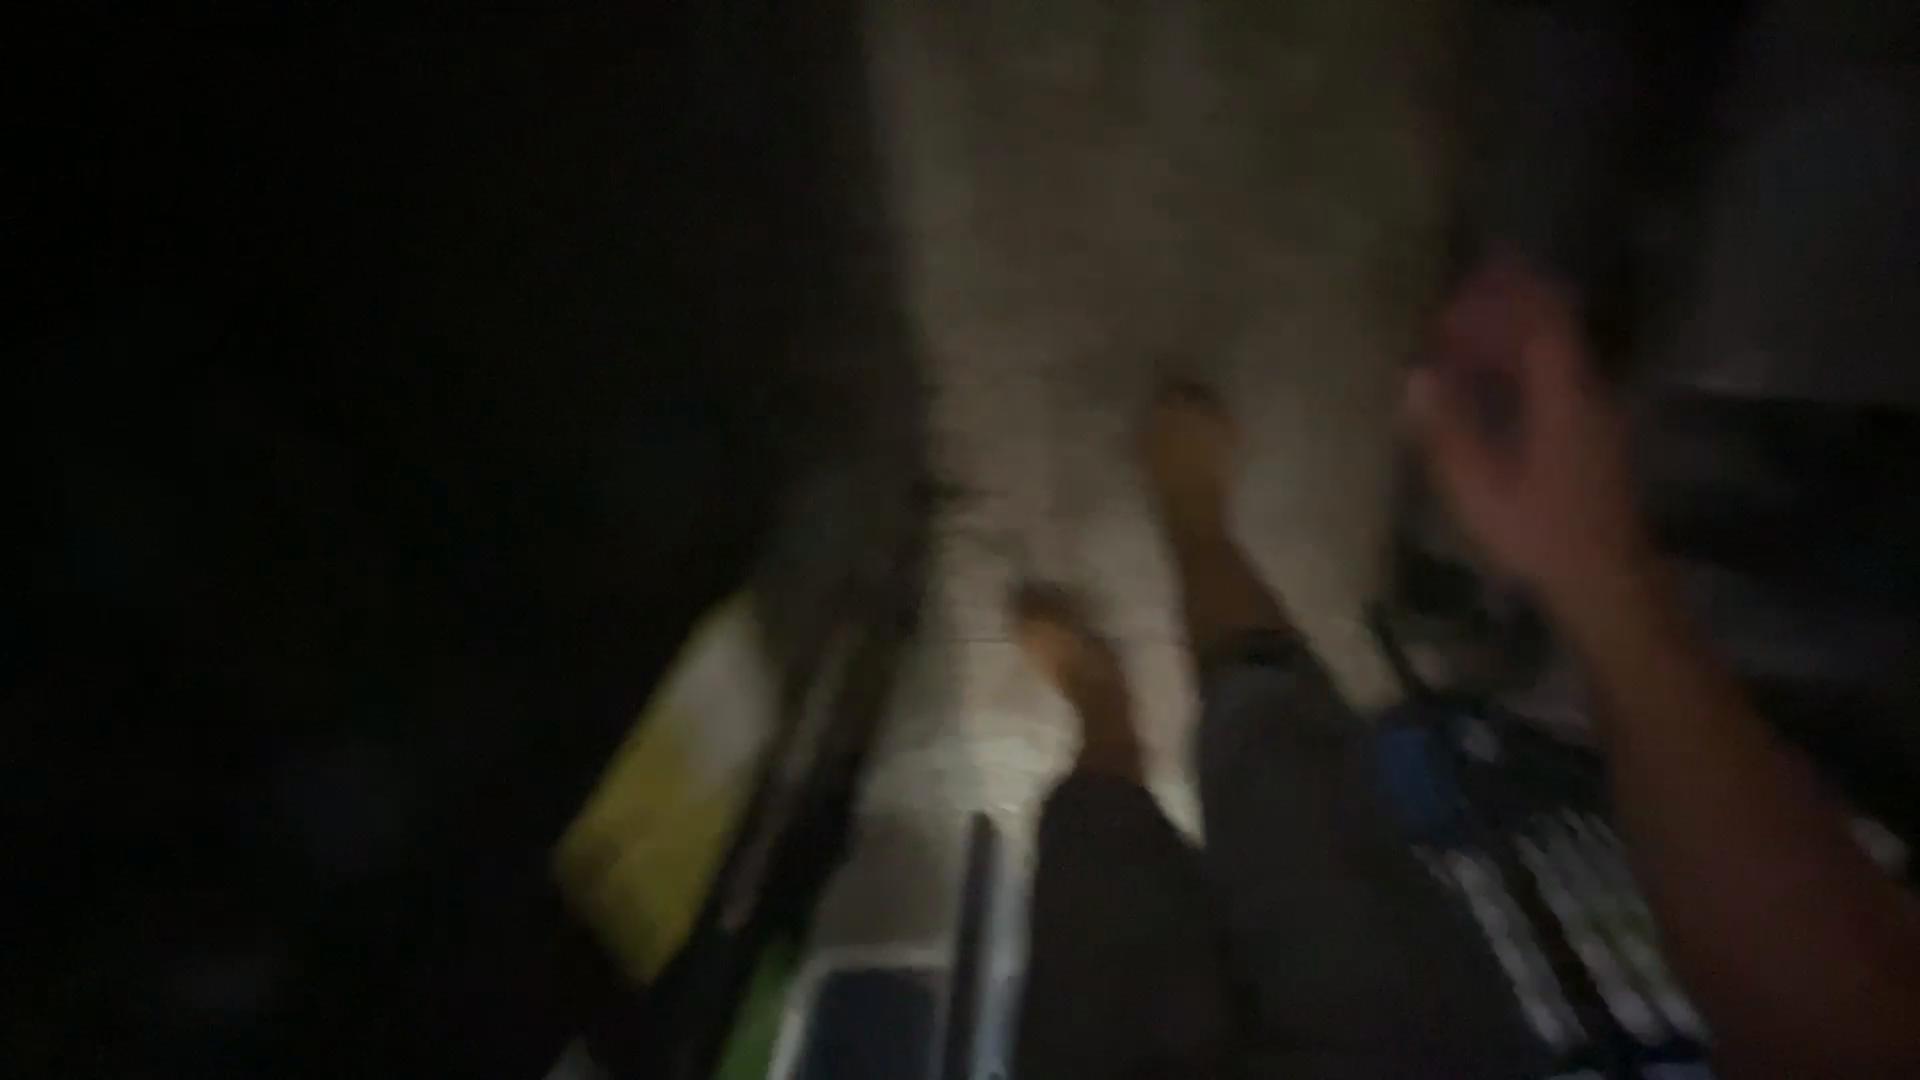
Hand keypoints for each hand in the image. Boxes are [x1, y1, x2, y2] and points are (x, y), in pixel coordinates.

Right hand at [1406, 258, 1649, 608]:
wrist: (1603, 579)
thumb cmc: (1537, 532)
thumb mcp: (1477, 483)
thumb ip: (1446, 427)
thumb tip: (1413, 376)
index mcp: (1564, 398)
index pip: (1541, 322)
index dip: (1508, 292)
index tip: (1473, 268)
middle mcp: (1584, 395)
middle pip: (1546, 333)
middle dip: (1500, 311)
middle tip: (1445, 305)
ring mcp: (1588, 417)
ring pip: (1546, 358)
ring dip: (1502, 341)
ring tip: (1451, 339)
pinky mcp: (1583, 438)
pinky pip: (1545, 383)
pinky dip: (1510, 371)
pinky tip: (1476, 384)